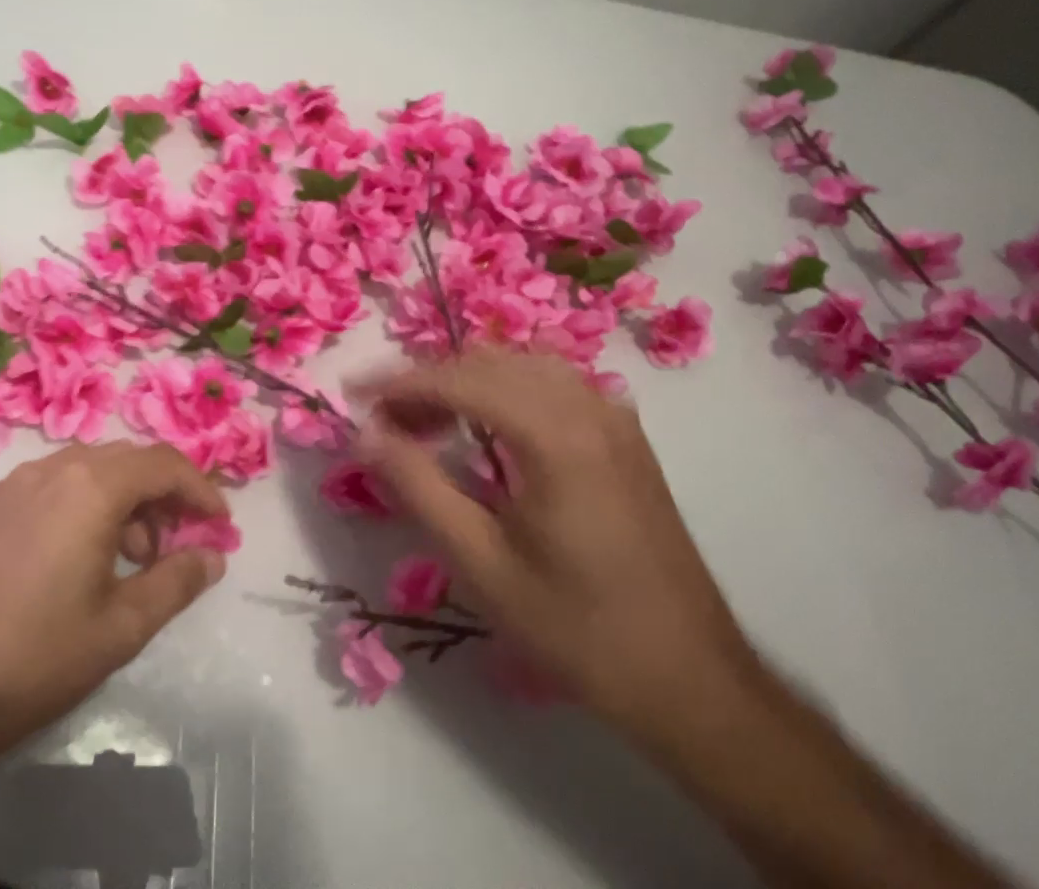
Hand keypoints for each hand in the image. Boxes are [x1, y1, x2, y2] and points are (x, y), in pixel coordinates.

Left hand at [0, 441, 229, 772]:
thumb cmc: (35, 658)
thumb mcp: (121, 627)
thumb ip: (175, 582)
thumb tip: (211, 556)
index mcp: (87, 488)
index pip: (161, 463)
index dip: (199, 489)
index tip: (219, 525)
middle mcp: (45, 472)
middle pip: (121, 460)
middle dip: (160, 494)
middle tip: (178, 545)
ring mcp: (6, 489)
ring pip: (81, 472)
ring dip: (120, 501)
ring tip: (131, 560)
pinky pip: (47, 490)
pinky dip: (80, 508)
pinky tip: (78, 562)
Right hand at [349, 348, 757, 736]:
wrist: (686, 676)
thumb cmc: (573, 626)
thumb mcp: (478, 562)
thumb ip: (417, 487)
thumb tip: (365, 435)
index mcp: (555, 438)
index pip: (460, 380)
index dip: (399, 383)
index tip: (352, 395)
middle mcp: (591, 412)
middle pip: (493, 363)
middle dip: (429, 380)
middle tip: (382, 419)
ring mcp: (617, 424)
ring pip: (526, 368)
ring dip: (468, 382)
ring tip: (424, 423)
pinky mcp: (627, 445)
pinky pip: (557, 388)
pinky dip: (507, 392)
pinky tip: (485, 431)